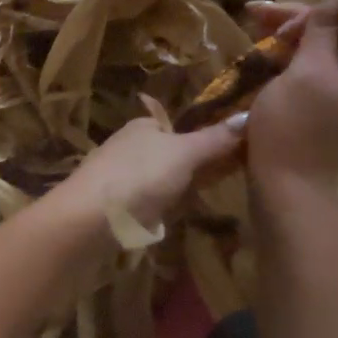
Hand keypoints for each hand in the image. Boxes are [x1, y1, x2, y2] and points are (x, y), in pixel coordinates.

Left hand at [44, 116, 245, 235]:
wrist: (88, 219)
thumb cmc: (138, 176)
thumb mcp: (183, 153)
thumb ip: (214, 139)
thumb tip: (249, 116)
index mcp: (141, 127)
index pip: (176, 127)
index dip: (204, 140)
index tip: (234, 155)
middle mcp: (127, 147)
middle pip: (168, 155)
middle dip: (192, 168)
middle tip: (228, 183)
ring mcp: (118, 178)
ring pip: (157, 182)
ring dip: (177, 192)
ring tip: (209, 204)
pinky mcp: (114, 208)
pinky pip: (146, 206)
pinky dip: (160, 212)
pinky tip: (174, 221)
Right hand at [245, 0, 337, 189]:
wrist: (289, 182)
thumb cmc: (294, 123)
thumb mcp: (306, 70)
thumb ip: (322, 31)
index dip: (307, 11)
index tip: (264, 17)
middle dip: (297, 25)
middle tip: (253, 19)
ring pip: (326, 56)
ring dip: (292, 43)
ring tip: (258, 40)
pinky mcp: (337, 115)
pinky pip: (320, 77)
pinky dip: (295, 65)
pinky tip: (270, 64)